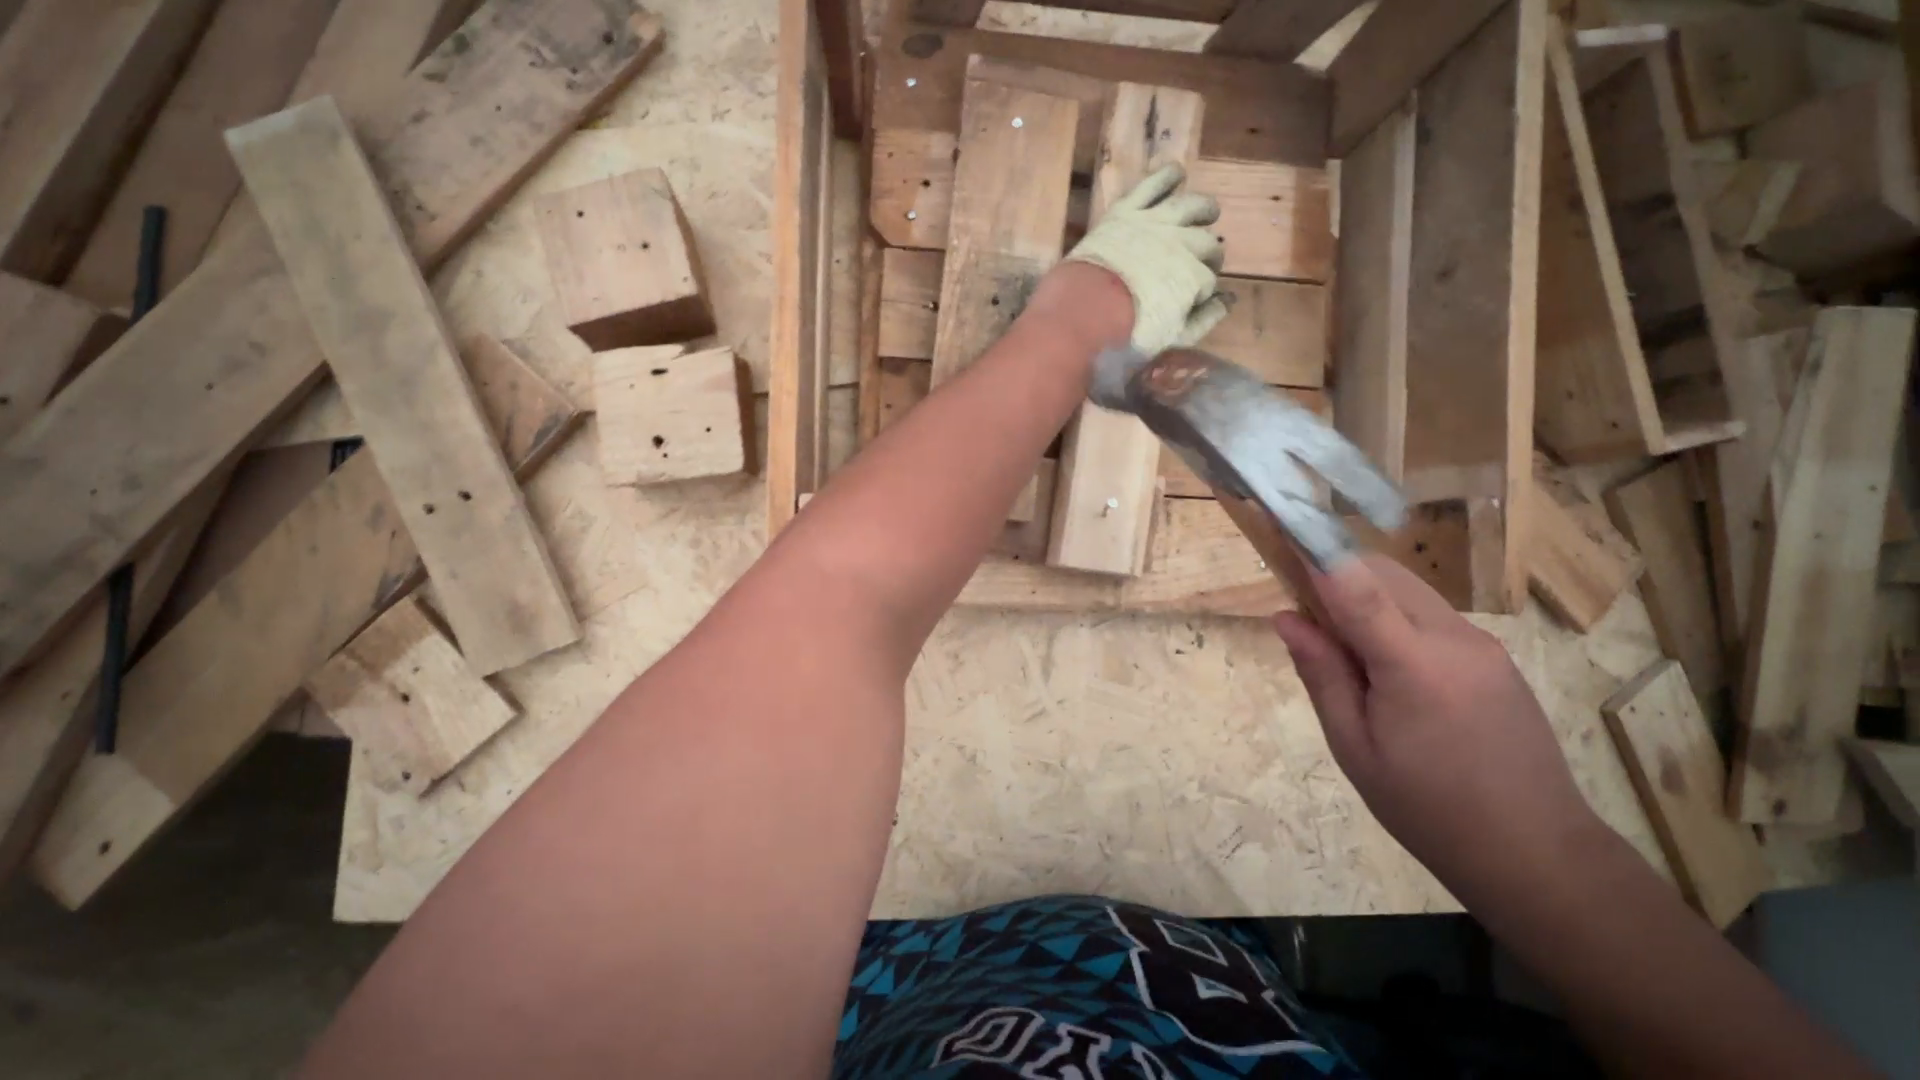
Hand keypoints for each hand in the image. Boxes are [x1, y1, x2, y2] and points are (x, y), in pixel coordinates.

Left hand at [1064, 164, 1227, 356]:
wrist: (1084, 311)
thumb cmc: (1128, 332)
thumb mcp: (1173, 337)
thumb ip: (1204, 319)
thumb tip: (1227, 300)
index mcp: (1194, 278)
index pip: (1209, 278)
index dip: (1204, 287)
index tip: (1197, 295)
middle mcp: (1183, 245)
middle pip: (1206, 243)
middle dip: (1209, 253)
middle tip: (1204, 258)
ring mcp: (1155, 224)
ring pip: (1190, 207)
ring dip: (1203, 209)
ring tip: (1209, 211)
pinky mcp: (1127, 211)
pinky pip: (1153, 185)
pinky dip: (1167, 176)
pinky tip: (1176, 173)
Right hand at [1273, 557, 1605, 901]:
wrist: (1535, 850)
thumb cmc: (1428, 809)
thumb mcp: (1356, 749)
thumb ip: (1322, 676)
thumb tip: (1286, 618)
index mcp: (1414, 665)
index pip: (1357, 585)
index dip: (1316, 554)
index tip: (1281, 532)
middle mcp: (1454, 638)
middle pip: (1384, 573)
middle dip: (1336, 574)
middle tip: (1303, 615)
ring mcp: (1482, 645)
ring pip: (1410, 590)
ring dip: (1366, 597)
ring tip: (1344, 652)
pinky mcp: (1495, 657)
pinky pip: (1433, 616)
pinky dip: (1396, 619)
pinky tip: (1387, 670)